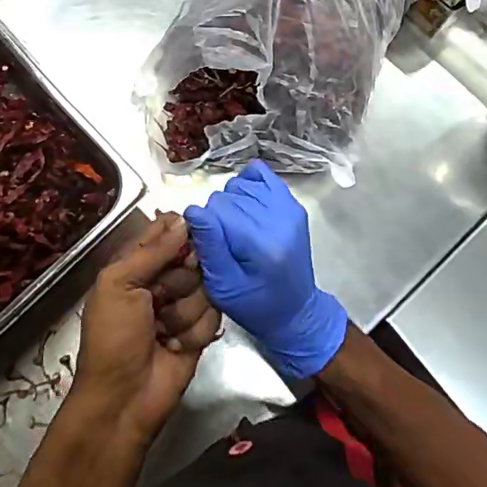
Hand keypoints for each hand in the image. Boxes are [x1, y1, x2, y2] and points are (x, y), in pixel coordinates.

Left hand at [70, 213, 220, 442]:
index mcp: (134, 264)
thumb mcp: (119, 284)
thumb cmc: (112, 337)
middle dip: (179, 281)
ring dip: (184, 312)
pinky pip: (213, 316)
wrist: (123, 399)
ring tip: (162, 331)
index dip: (178, 234)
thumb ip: (151, 251)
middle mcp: (159, 280)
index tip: (187, 241)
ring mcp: (180, 306)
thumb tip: (182, 220)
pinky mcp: (198, 332)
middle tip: (159, 299)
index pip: (164, 234)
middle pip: (192, 260)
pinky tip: (175, 346)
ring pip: (205, 289)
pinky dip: (194, 332)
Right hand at [185, 160, 347, 378]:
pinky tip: (246, 206)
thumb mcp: (222, 285)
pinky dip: (247, 183)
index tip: (211, 247)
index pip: (214, 210)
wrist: (295, 313)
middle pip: (225, 195)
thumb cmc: (253, 304)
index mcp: (261, 244)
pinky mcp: (292, 204)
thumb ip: (208, 246)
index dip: (205, 226)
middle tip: (226, 243)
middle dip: (217, 216)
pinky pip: (259, 172)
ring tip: (237, 228)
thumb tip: (192, 210)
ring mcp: (288, 208)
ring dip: (231, 202)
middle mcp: (278, 220)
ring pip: (238, 184)